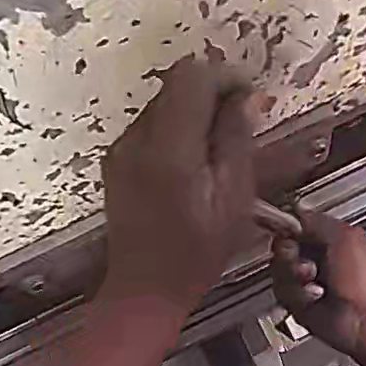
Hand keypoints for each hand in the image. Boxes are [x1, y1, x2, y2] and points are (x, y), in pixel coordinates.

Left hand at [100, 57, 254, 313]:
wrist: (145, 288)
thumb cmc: (196, 252)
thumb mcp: (233, 198)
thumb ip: (237, 140)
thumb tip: (245, 97)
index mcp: (170, 148)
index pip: (193, 76)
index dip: (226, 77)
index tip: (249, 96)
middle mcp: (138, 139)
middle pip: (176, 85)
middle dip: (212, 94)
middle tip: (241, 121)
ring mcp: (122, 149)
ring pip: (164, 103)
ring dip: (195, 112)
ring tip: (219, 148)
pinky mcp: (116, 161)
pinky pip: (151, 126)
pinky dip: (176, 130)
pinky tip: (192, 163)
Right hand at [269, 206, 365, 359]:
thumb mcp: (344, 236)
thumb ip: (317, 221)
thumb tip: (297, 211)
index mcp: (334, 240)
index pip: (299, 225)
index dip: (290, 227)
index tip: (284, 227)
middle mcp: (320, 260)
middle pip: (284, 246)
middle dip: (291, 253)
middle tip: (308, 262)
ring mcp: (309, 281)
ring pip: (279, 269)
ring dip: (295, 275)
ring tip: (314, 280)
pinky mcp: (300, 302)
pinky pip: (281, 290)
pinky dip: (296, 293)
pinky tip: (313, 296)